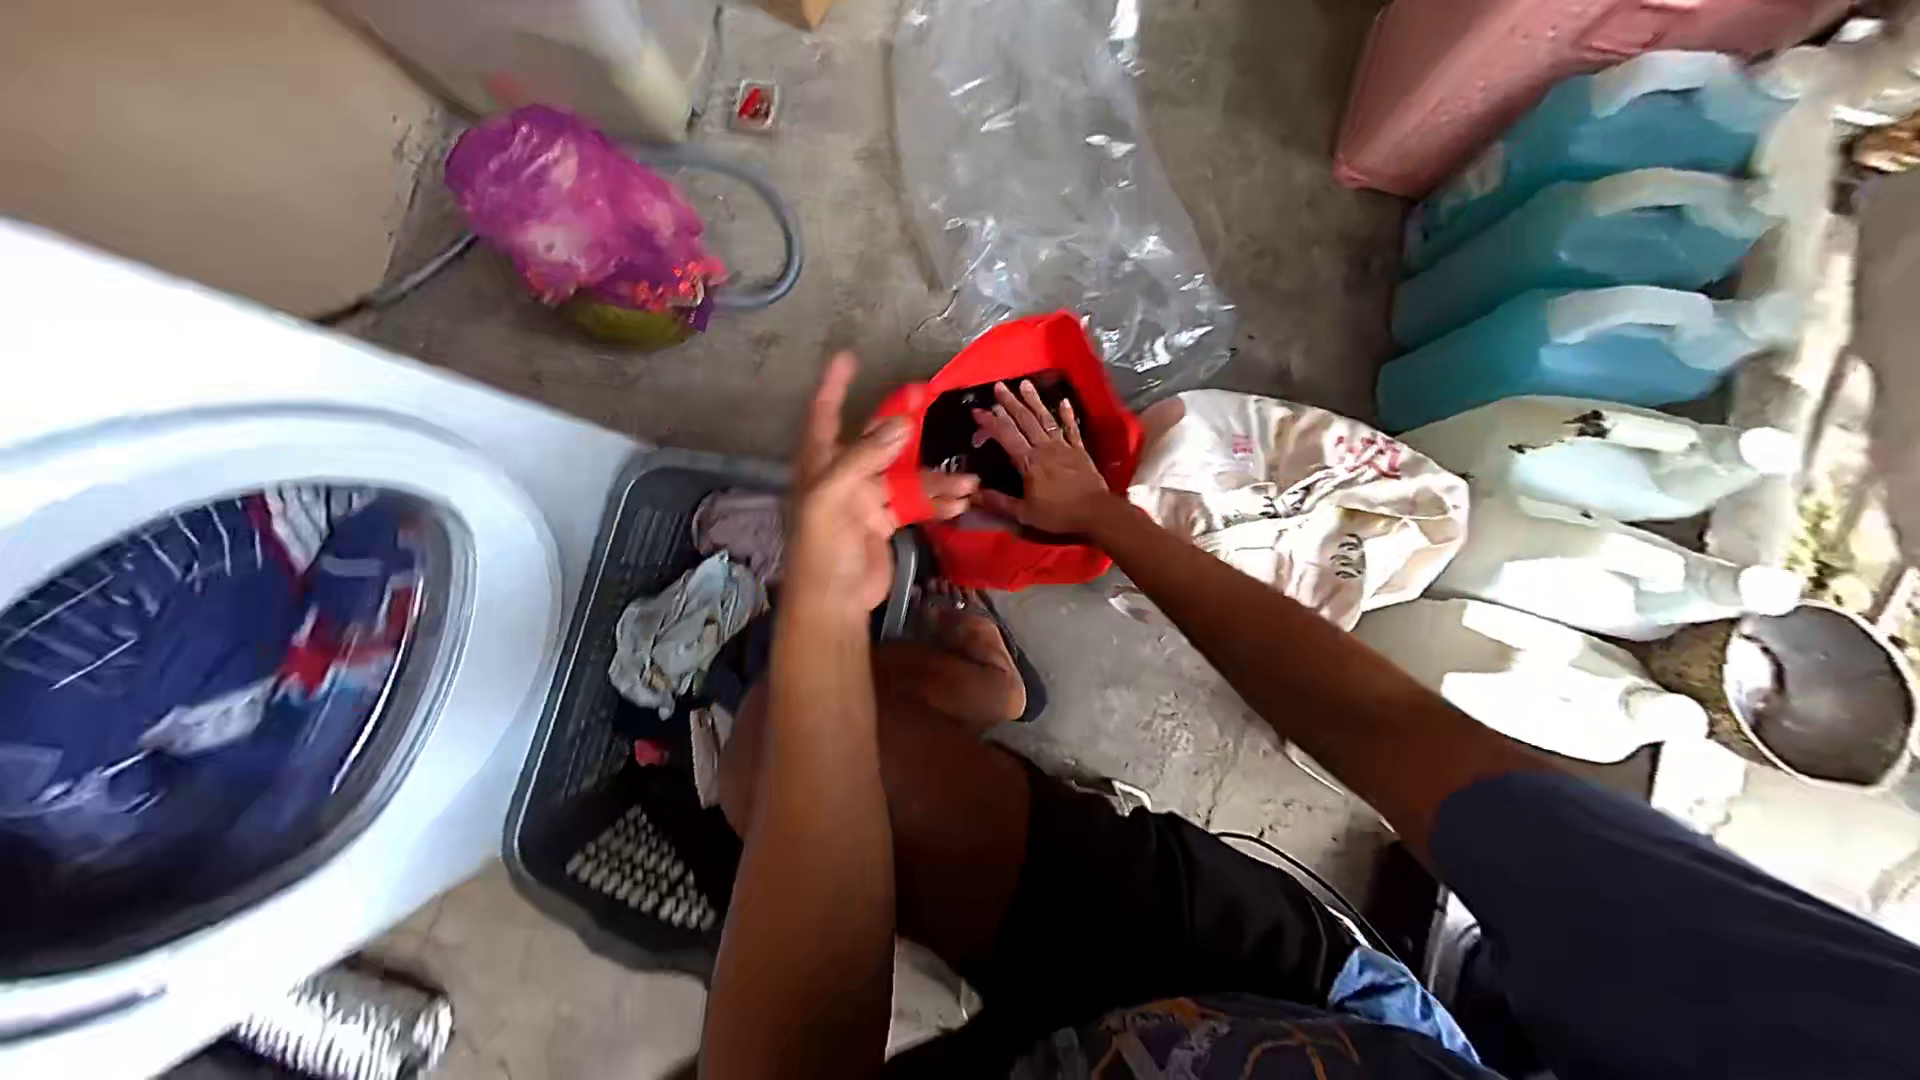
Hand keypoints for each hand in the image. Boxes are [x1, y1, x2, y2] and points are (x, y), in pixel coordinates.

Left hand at [786, 353, 976, 617]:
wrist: (833, 600)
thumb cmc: (822, 548)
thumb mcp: (834, 497)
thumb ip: (865, 457)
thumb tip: (901, 424)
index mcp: (820, 466)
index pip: (824, 416)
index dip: (834, 387)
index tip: (847, 358)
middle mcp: (843, 476)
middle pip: (878, 443)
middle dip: (906, 430)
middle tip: (929, 405)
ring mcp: (865, 499)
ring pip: (905, 477)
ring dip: (936, 480)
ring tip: (969, 482)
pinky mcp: (884, 521)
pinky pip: (913, 504)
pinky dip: (935, 503)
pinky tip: (959, 504)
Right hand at [971, 380, 1114, 534]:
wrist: (1095, 513)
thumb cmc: (1058, 514)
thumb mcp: (1025, 513)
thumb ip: (999, 502)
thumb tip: (974, 494)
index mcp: (1029, 462)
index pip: (1006, 436)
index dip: (990, 422)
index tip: (977, 411)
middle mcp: (1044, 448)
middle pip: (1024, 420)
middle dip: (1010, 402)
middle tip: (999, 386)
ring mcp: (1064, 447)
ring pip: (1045, 419)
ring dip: (1034, 401)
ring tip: (1024, 384)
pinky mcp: (1080, 450)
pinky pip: (1071, 428)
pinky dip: (1067, 414)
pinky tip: (1063, 401)